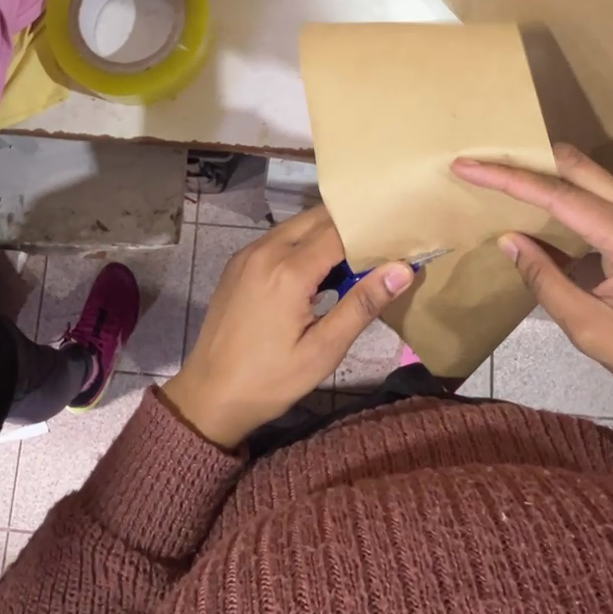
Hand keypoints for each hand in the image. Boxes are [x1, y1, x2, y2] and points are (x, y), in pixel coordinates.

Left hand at [162, 207, 413, 448]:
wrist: (209, 395)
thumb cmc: (271, 379)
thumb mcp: (323, 349)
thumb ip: (362, 304)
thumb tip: (403, 268)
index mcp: (288, 270)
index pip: (340, 231)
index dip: (371, 233)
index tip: (398, 241)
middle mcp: (266, 250)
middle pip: (317, 219)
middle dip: (351, 227)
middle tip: (383, 247)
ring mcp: (248, 253)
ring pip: (297, 226)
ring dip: (326, 235)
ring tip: (357, 260)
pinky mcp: (238, 263)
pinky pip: (278, 239)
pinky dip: (303, 244)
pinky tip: (320, 271)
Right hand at [452, 144, 612, 448]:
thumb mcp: (588, 327)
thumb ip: (545, 279)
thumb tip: (508, 239)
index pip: (558, 195)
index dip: (508, 179)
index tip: (467, 166)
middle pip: (576, 167)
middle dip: (526, 160)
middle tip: (482, 159)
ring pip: (587, 175)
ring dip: (544, 171)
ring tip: (501, 174)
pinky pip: (598, 193)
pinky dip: (562, 189)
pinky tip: (537, 201)